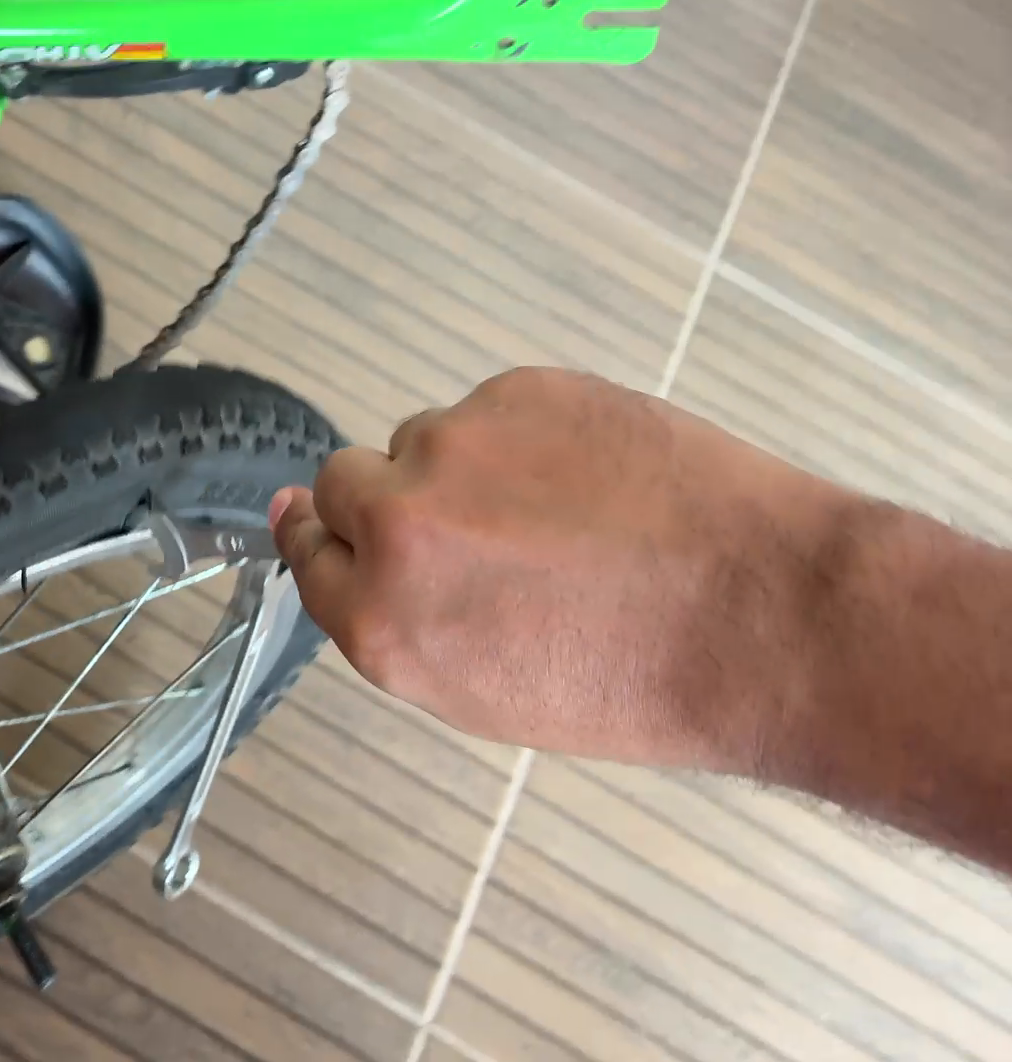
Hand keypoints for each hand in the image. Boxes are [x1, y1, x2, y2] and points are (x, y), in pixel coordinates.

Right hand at [270, 367, 857, 774]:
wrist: (775, 623)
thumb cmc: (614, 680)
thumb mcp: (459, 685)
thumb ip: (371, 609)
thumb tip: (301, 516)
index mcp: (377, 620)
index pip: (304, 548)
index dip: (323, 536)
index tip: (333, 526)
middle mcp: (393, 527)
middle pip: (342, 482)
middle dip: (386, 504)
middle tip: (469, 533)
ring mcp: (454, 448)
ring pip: (420, 442)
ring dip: (460, 471)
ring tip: (551, 512)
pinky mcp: (520, 391)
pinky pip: (486, 411)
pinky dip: (521, 439)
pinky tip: (587, 478)